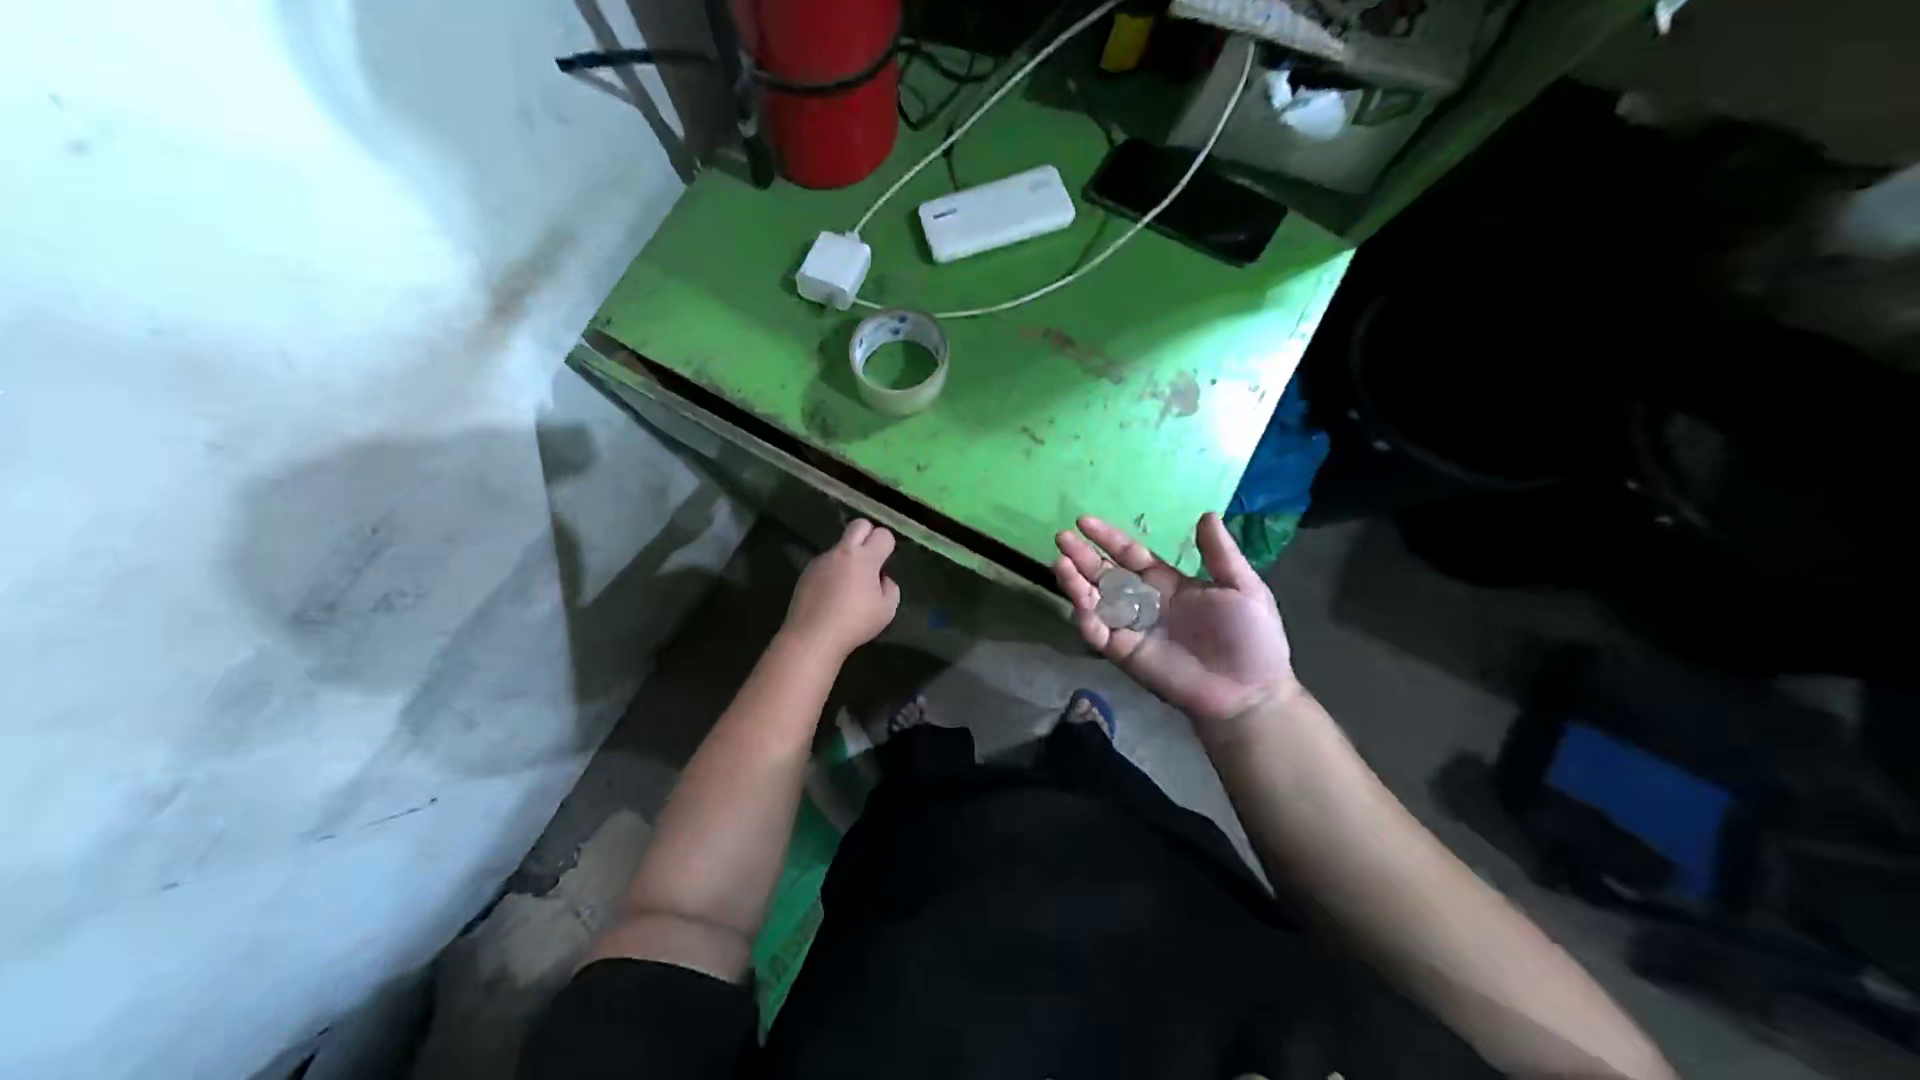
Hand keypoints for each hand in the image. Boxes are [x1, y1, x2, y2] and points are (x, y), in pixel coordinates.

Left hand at [783, 519, 900, 658]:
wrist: (813, 635)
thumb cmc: (855, 623)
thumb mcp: (887, 610)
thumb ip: (890, 588)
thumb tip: (881, 578)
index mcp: (865, 558)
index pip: (883, 534)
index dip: (888, 545)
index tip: (885, 562)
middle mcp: (842, 552)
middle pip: (858, 525)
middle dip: (868, 534)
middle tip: (870, 558)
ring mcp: (821, 560)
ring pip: (840, 546)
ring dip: (847, 557)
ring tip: (847, 586)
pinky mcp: (806, 572)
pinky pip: (825, 563)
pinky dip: (831, 571)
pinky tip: (830, 595)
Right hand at [1054, 513, 1295, 728]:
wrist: (1249, 691)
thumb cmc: (1251, 638)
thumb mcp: (1242, 586)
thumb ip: (1220, 553)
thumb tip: (1206, 514)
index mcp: (1168, 583)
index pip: (1129, 555)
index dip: (1107, 538)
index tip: (1084, 521)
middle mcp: (1144, 602)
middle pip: (1104, 574)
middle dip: (1082, 556)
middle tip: (1061, 538)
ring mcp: (1132, 628)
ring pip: (1095, 601)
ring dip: (1075, 583)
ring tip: (1060, 564)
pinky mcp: (1126, 654)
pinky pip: (1100, 634)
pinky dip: (1087, 619)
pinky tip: (1080, 603)